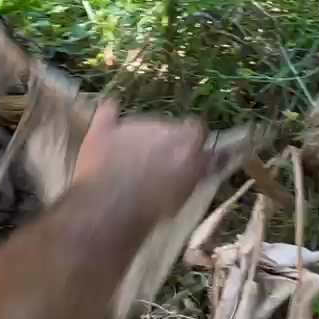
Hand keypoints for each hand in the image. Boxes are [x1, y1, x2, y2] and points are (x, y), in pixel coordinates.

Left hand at [72, 100, 208, 220]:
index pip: (197, 129)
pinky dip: (111, 117)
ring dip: (138, 138)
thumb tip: (213, 155)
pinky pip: (109, 112)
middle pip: (168, 126)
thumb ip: (200, 168)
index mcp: (187, 140)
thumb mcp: (185, 192)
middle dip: (163, 142)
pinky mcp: (105, 126)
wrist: (111, 207)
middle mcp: (163, 125)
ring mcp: (133, 123)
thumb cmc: (153, 206)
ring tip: (128, 163)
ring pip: (140, 123)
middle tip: (155, 165)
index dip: (191, 142)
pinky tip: (111, 124)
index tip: (186, 156)